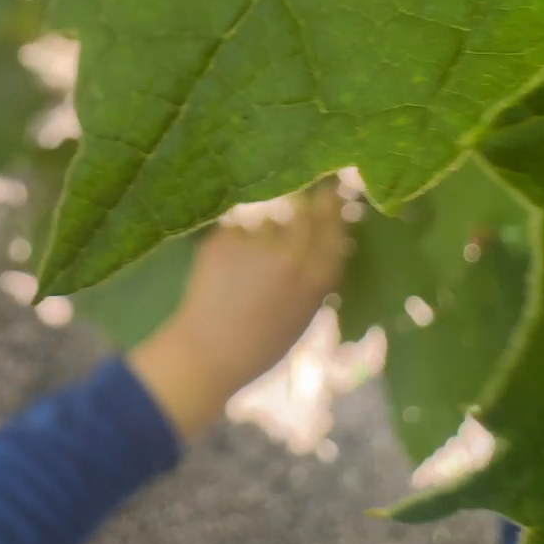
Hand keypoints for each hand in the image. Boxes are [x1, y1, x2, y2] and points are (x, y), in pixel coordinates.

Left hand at [126, 185, 348, 442]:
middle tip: (301, 195)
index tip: (331, 192)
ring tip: (252, 249)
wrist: (208, 350)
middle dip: (306, 199)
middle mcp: (290, 255)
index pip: (334, 228)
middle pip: (305, 210)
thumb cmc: (260, 343)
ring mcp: (256, 243)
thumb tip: (326, 241)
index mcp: (316, 279)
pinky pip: (239, 226)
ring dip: (267, 222)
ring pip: (268, 216)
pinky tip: (229, 260)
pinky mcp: (225, 237)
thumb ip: (315, 275)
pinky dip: (238, 236)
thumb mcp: (303, 314)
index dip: (333, 207)